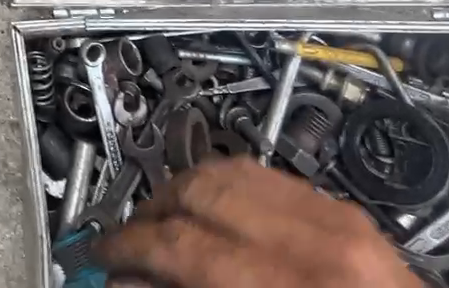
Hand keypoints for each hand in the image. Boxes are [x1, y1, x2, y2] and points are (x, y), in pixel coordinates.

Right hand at [96, 157, 418, 287]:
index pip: (184, 246)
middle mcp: (322, 243)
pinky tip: (208, 216)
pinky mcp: (346, 214)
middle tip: (128, 244)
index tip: (103, 259)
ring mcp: (339, 220)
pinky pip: (263, 177)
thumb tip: (129, 281)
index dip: (130, 249)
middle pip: (199, 193)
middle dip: (150, 215)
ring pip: (226, 171)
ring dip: (181, 193)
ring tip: (162, 225)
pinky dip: (221, 188)